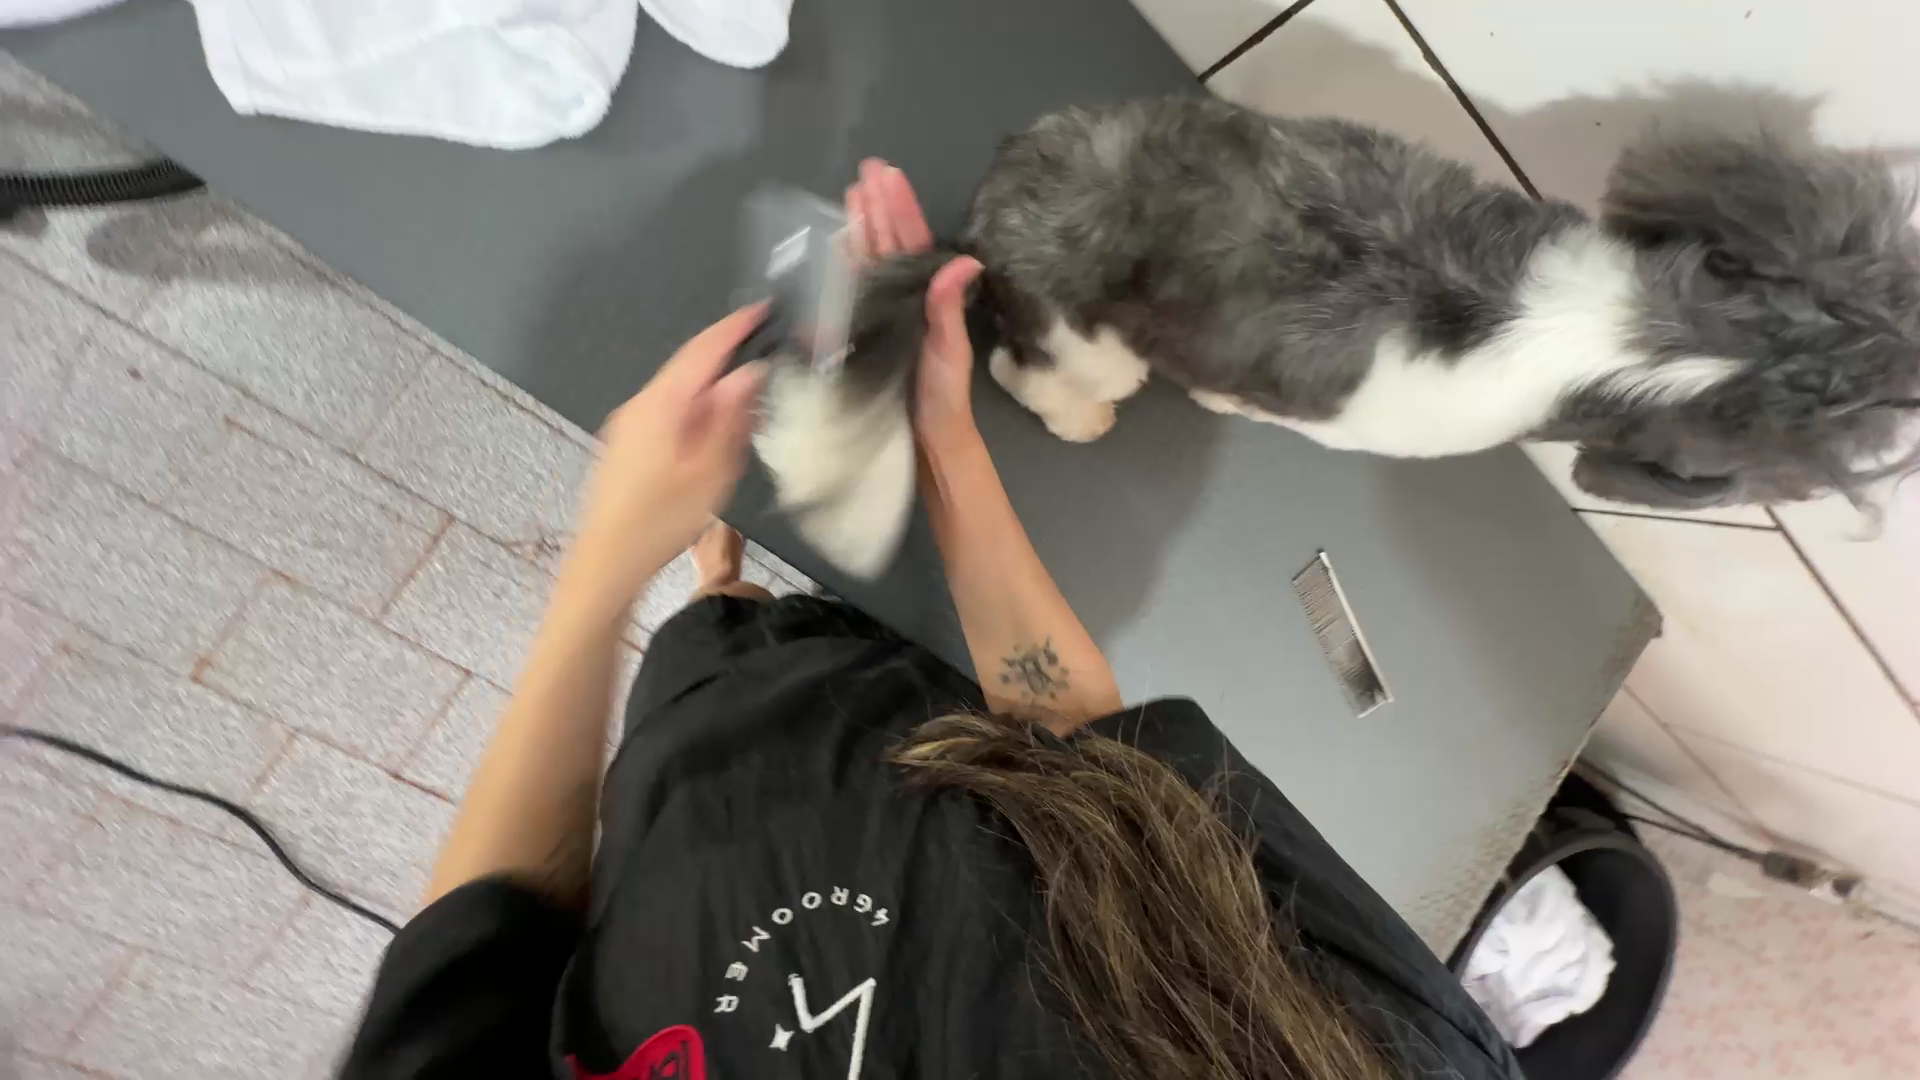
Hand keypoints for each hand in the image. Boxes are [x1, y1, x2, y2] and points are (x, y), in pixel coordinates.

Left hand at [560, 305, 767, 612]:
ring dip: (716, 392)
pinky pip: (671, 412)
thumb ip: (730, 418)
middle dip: (729, 361)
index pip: (703, 350)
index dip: (734, 328)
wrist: (607, 561)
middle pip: (690, 369)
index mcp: (662, 405)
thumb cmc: (663, 519)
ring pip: (681, 393)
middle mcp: (641, 405)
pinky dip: (699, 411)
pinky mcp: (628, 444)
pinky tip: (716, 435)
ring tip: (752, 410)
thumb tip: (748, 374)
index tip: (763, 310)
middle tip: (769, 369)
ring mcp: (630, 424)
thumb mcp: (711, 471)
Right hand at [845, 158, 984, 452]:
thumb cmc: (942, 397)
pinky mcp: (866, 334)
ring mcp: (885, 314)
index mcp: (930, 298)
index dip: (901, 209)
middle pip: (890, 245)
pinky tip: (836, 245)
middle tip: (864, 171)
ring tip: (851, 195)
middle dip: (878, 207)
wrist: (927, 438)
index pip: (913, 244)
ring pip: (871, 262)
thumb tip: (964, 261)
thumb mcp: (949, 351)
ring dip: (861, 228)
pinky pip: (853, 293)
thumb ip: (948, 308)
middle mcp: (907, 299)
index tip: (888, 175)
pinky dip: (845, 266)